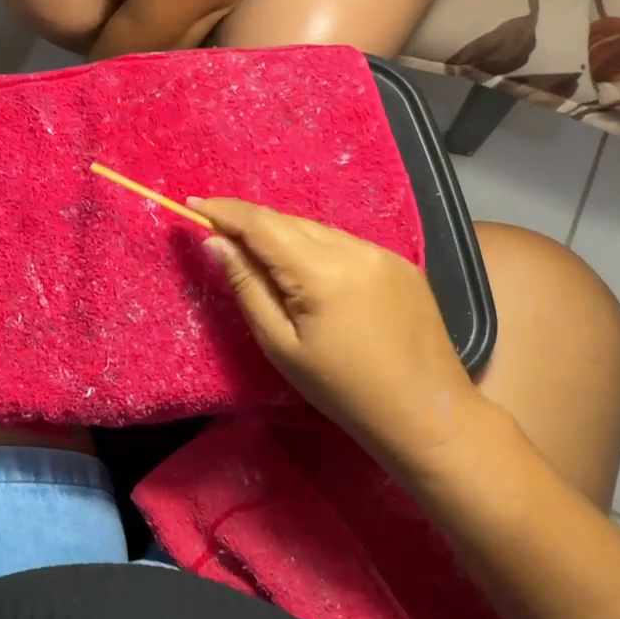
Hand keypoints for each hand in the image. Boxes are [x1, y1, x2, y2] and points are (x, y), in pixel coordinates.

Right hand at [193, 198, 486, 465]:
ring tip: (252, 250)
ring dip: (279, 233)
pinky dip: (311, 245)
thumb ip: (246, 285)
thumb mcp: (279, 343)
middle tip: (212, 227)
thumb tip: (215, 242)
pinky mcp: (400, 264)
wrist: (428, 416)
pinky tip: (299, 267)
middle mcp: (356, 251)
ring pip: (315, 229)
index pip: (262, 224)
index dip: (223, 211)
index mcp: (323, 273)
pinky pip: (342, 242)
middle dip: (248, 221)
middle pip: (288, 221)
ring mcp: (383, 254)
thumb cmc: (341, 388)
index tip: (191, 203)